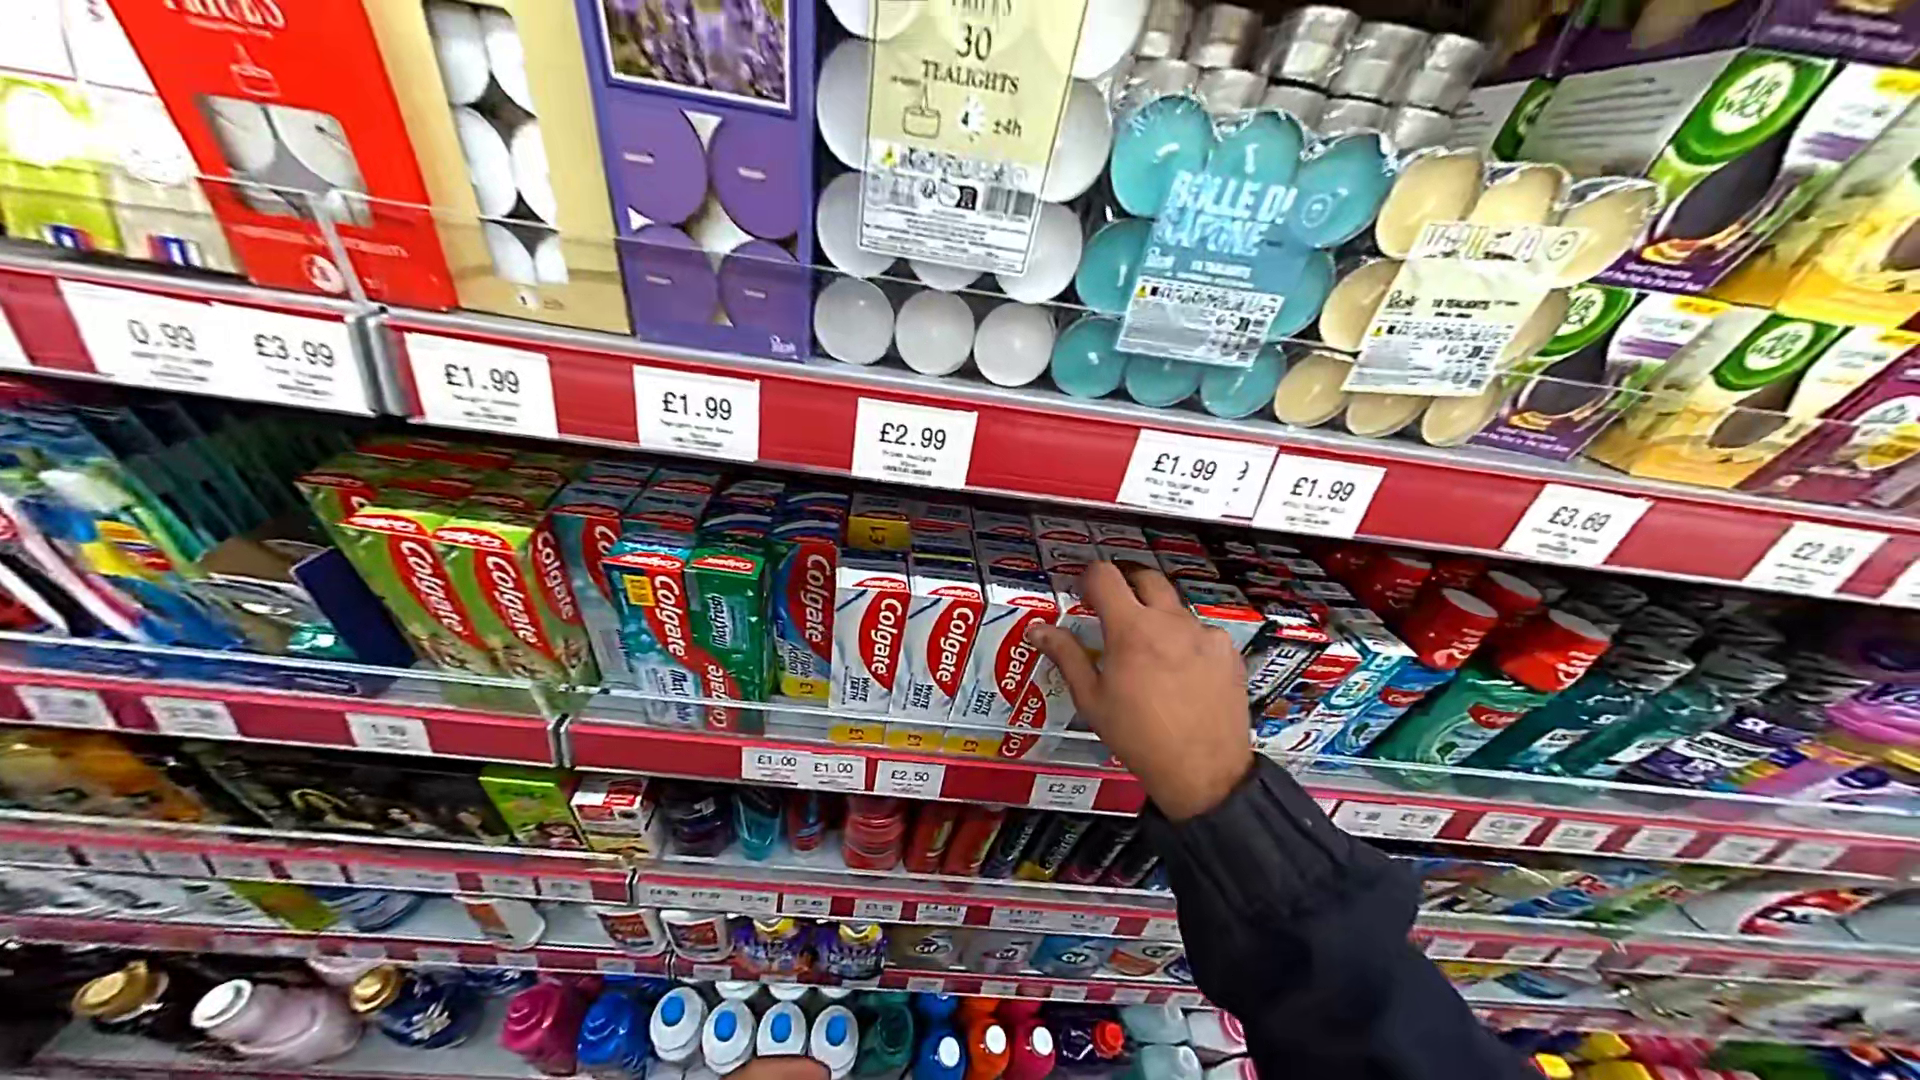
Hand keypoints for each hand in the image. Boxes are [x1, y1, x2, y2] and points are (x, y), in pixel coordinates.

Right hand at [1026, 562, 1253, 820]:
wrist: (1203, 771)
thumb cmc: (1141, 738)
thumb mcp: (1092, 698)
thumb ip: (1065, 655)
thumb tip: (1039, 631)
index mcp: (1131, 630)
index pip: (1104, 575)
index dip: (1088, 576)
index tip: (1084, 591)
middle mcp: (1170, 622)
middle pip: (1144, 576)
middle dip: (1125, 582)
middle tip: (1113, 602)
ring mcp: (1203, 634)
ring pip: (1174, 605)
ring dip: (1156, 613)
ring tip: (1147, 647)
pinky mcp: (1226, 650)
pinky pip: (1201, 630)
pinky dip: (1185, 638)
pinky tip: (1178, 668)